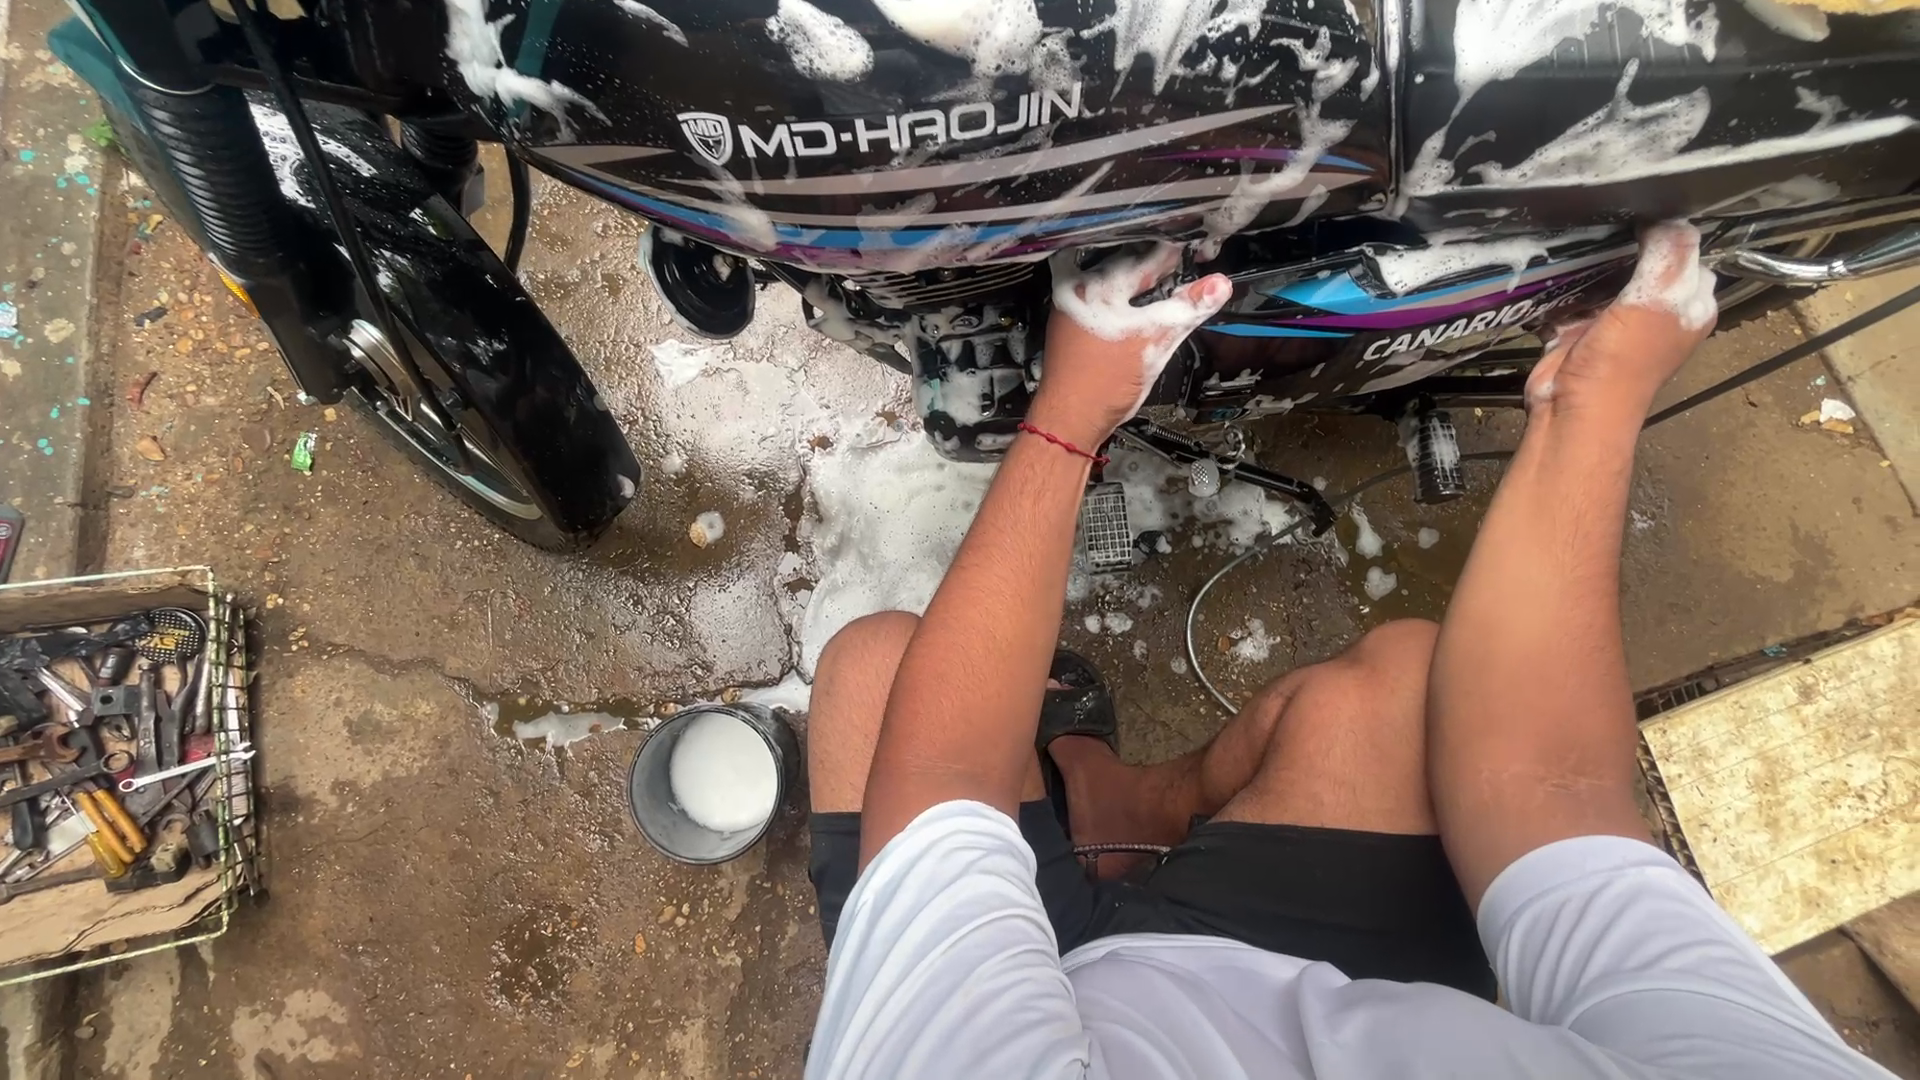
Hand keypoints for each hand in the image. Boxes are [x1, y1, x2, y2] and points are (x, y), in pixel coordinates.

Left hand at [1030, 243, 1232, 445]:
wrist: (1069, 421)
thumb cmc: (1099, 387)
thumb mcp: (1152, 344)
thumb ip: (1186, 311)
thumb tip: (1215, 287)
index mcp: (1092, 289)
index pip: (1141, 261)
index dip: (1170, 257)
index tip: (1188, 252)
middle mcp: (1075, 296)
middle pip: (1122, 270)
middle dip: (1150, 266)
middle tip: (1175, 263)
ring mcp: (1068, 315)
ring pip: (1108, 288)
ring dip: (1132, 284)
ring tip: (1156, 282)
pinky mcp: (1068, 334)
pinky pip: (1098, 307)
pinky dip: (1119, 304)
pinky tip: (1130, 311)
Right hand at [1525, 221, 1716, 425]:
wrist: (1572, 407)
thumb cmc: (1621, 360)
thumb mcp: (1655, 300)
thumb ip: (1668, 254)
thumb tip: (1666, 218)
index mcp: (1689, 305)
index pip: (1687, 255)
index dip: (1666, 235)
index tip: (1637, 217)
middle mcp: (1654, 313)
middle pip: (1639, 266)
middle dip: (1618, 250)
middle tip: (1596, 227)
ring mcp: (1612, 325)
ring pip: (1600, 283)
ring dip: (1582, 271)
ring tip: (1566, 248)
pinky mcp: (1573, 335)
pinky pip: (1565, 305)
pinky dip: (1554, 296)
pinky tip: (1544, 282)